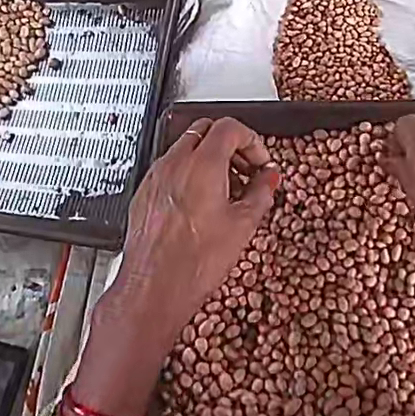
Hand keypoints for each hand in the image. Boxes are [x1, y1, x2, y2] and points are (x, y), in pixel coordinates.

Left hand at [80, 118, 278, 415]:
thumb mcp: (244, 225)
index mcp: (202, 165)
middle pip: (206, 129)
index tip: (261, 162)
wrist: (155, 287)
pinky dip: (191, 173)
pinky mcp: (145, 193)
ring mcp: (156, 177)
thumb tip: (268, 178)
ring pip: (186, 147)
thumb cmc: (194, 262)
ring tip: (228, 188)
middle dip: (232, 144)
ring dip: (211, 158)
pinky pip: (171, 168)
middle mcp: (175, 164)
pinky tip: (203, 203)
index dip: (253, 141)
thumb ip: (261, 192)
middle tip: (247, 168)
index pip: (230, 127)